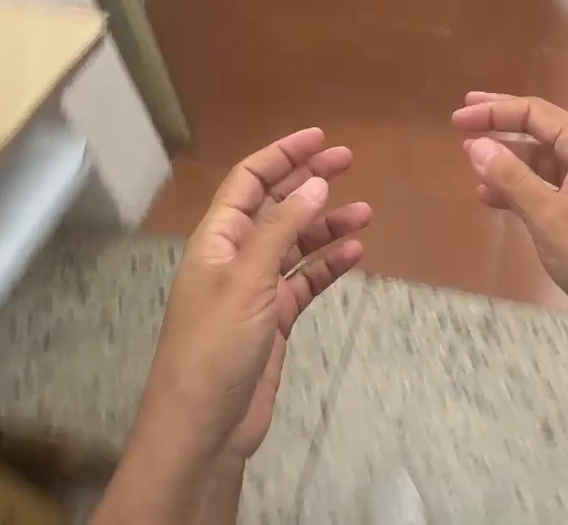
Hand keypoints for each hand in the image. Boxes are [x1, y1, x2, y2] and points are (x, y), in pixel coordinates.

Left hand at [104, 129, 368, 521]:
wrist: (203, 429)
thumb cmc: (215, 346)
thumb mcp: (247, 280)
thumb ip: (282, 229)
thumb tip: (315, 183)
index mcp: (217, 239)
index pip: (249, 180)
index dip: (281, 155)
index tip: (319, 137)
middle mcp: (236, 256)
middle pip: (275, 205)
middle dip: (308, 181)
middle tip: (348, 161)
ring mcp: (255, 288)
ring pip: (296, 243)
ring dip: (326, 225)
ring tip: (365, 213)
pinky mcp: (273, 318)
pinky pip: (305, 280)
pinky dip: (328, 266)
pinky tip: (354, 255)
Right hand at [451, 93, 567, 343]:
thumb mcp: (551, 217)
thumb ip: (512, 178)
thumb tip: (476, 144)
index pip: (535, 113)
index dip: (495, 111)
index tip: (458, 117)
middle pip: (538, 130)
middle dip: (500, 127)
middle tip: (460, 122)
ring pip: (541, 162)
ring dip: (507, 162)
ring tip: (470, 163)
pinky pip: (547, 188)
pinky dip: (519, 190)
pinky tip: (490, 199)